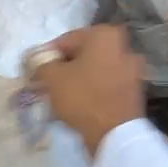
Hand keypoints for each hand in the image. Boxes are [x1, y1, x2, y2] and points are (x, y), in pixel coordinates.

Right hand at [30, 25, 146, 156]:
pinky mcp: (133, 89)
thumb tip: (35, 60)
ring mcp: (131, 68)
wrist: (114, 132)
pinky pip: (105, 86)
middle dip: (64, 69)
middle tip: (48, 87)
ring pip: (94, 71)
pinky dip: (91, 92)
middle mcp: (121, 44)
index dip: (46, 58)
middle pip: (82, 55)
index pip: (65, 41)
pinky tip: (80, 107)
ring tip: (62, 100)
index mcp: (103, 34)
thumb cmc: (82, 98)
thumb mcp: (53, 79)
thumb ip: (41, 65)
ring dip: (78, 81)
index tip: (35, 74)